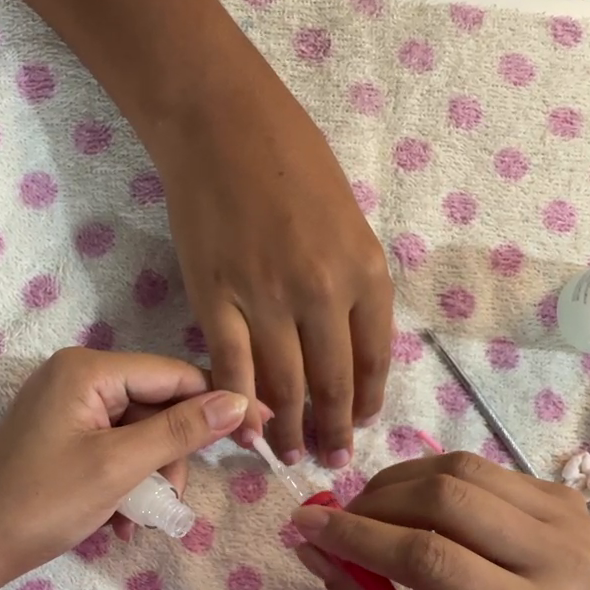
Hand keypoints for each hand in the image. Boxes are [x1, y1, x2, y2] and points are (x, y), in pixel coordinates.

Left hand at [0, 348, 252, 586]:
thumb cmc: (44, 504)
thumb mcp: (120, 466)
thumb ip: (181, 430)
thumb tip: (239, 400)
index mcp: (88, 369)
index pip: (174, 375)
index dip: (220, 404)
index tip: (260, 434)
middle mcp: (78, 375)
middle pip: (158, 405)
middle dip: (170, 457)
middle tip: (170, 502)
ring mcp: (67, 405)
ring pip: (140, 432)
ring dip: (149, 477)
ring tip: (137, 520)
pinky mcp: (62, 433)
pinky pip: (114, 447)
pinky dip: (125, 481)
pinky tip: (118, 519)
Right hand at [152, 76, 393, 468]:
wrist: (222, 126)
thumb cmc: (292, 161)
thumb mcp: (347, 219)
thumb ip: (350, 282)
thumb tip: (341, 339)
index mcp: (365, 269)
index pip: (374, 359)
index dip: (367, 403)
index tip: (361, 426)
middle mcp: (322, 293)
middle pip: (331, 384)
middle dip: (333, 430)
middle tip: (330, 462)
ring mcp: (266, 301)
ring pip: (283, 388)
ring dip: (288, 431)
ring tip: (288, 457)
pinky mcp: (215, 302)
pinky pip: (232, 370)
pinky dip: (239, 407)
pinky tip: (243, 433)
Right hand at [288, 452, 589, 589]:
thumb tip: (311, 547)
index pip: (430, 560)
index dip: (360, 537)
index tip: (306, 525)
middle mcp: (558, 560)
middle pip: (447, 500)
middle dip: (376, 503)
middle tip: (340, 520)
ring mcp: (568, 519)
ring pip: (459, 470)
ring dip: (396, 483)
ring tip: (371, 510)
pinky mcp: (564, 495)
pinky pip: (476, 466)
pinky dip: (427, 477)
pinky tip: (414, 503)